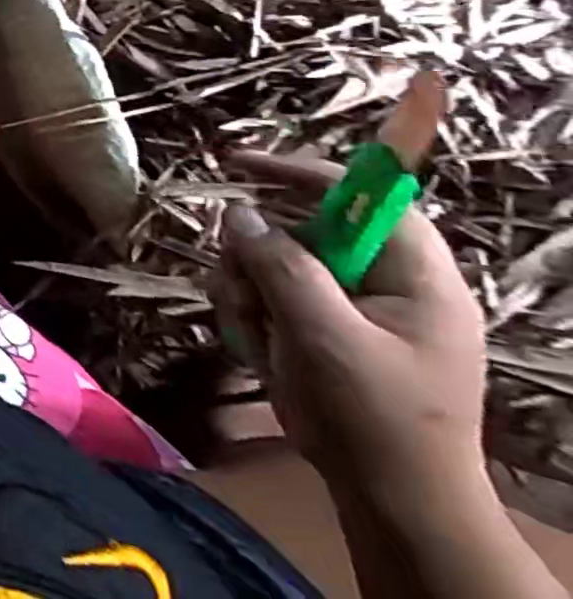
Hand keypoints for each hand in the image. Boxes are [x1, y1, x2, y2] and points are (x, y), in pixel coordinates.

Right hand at [211, 152, 487, 507]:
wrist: (389, 490)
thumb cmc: (372, 414)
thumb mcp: (322, 336)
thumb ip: (281, 267)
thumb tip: (240, 214)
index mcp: (415, 279)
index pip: (366, 198)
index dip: (305, 172)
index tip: (238, 163)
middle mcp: (384, 283)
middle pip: (300, 231)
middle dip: (257, 256)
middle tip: (241, 289)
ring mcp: (350, 305)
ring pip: (270, 262)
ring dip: (244, 288)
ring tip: (252, 331)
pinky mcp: (319, 324)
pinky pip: (263, 292)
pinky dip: (246, 310)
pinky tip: (255, 342)